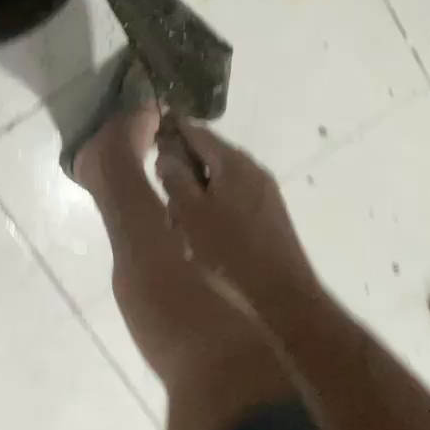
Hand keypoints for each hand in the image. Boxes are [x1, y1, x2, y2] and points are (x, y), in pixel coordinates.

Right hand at [155, 122, 321, 312]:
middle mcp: (253, 170)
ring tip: (179, 221)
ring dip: (196, 192)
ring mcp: (265, 193)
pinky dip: (213, 207)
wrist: (283, 298)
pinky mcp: (270, 217)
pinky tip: (201, 234)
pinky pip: (233, 199)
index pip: (195, 131)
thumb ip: (174, 176)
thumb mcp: (189, 212)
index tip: (147, 152)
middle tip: (161, 194)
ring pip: (220, 180)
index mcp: (234, 162)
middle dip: (182, 169)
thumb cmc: (229, 253)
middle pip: (209, 155)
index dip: (169, 135)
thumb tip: (166, 152)